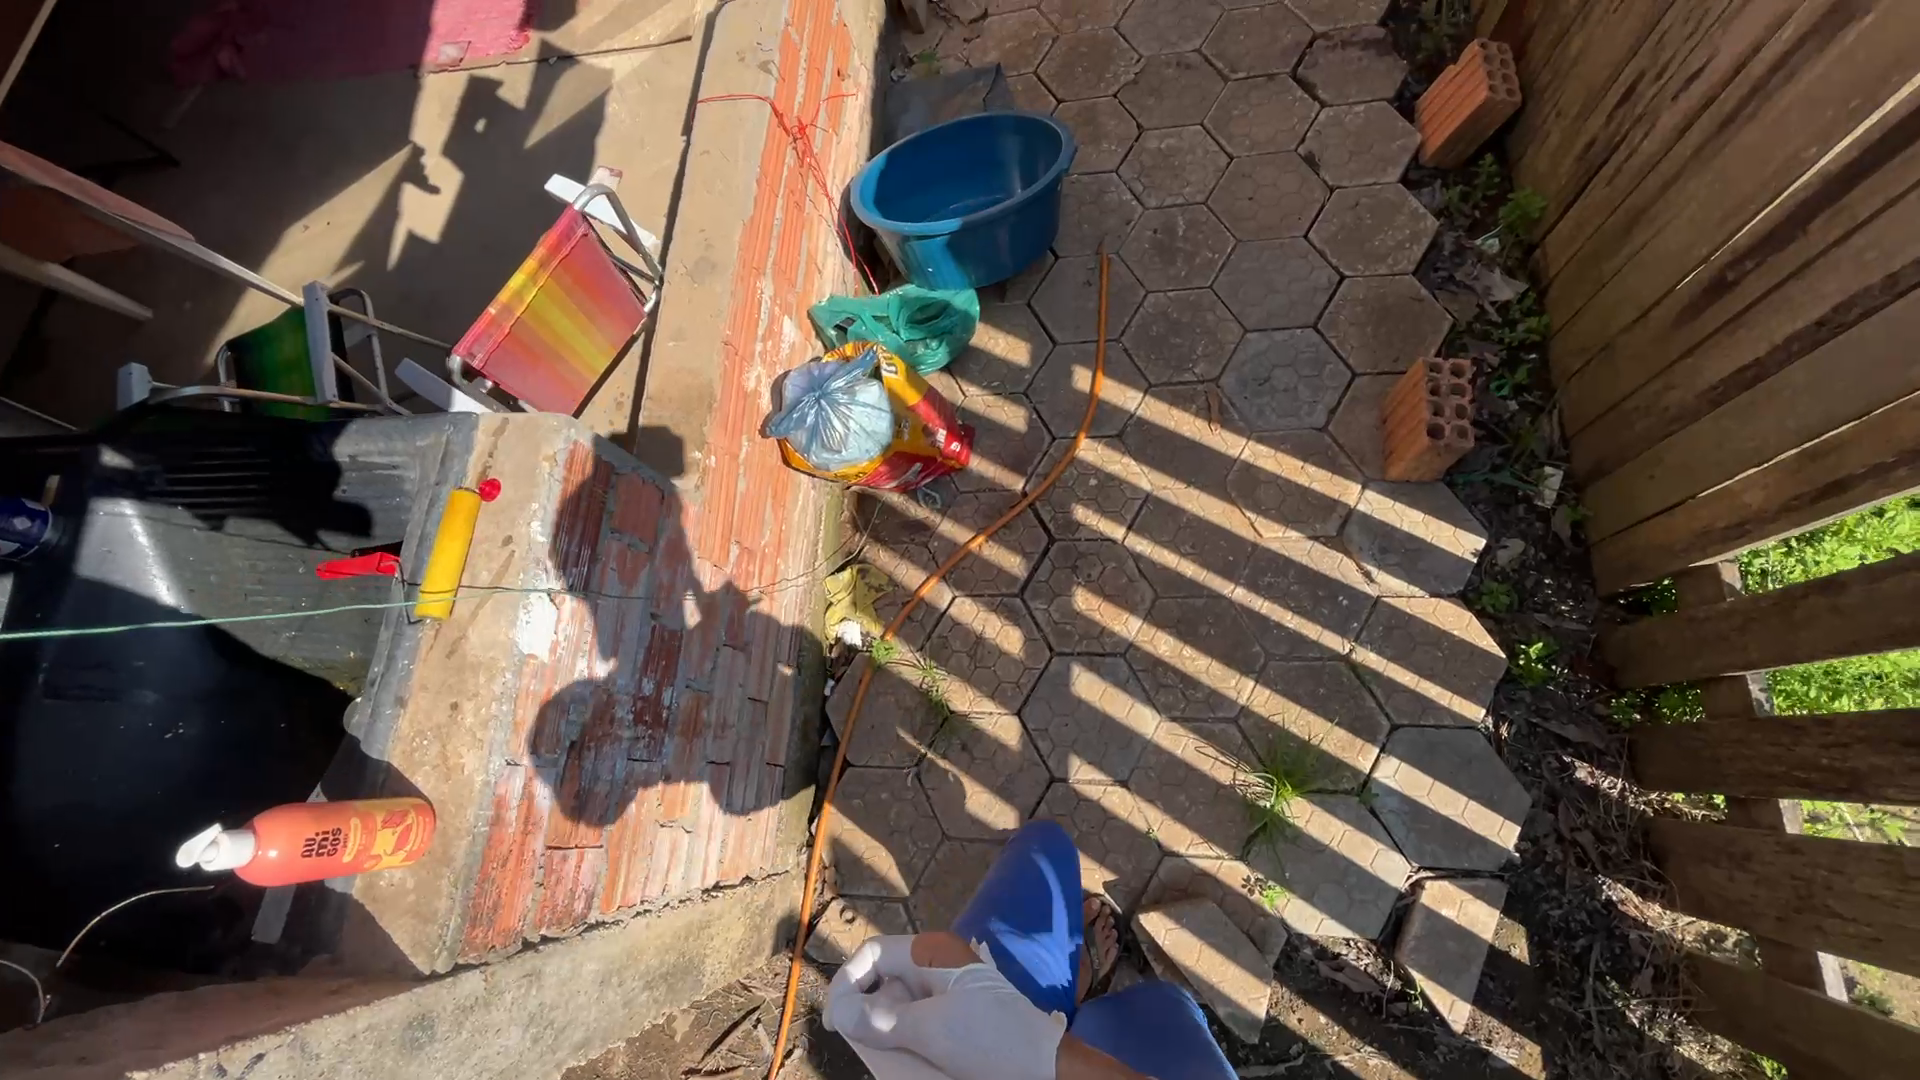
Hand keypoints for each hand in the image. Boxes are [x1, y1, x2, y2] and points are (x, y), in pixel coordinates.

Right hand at [824, 934, 1065, 1079]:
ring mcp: (945, 988)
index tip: (834, 1020)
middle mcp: (935, 962)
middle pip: (881, 976)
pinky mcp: (952, 1013)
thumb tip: (839, 1012)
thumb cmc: (990, 1039)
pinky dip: (900, 1036)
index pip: (873, 952)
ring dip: (881, 1026)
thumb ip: (881, 1021)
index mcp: (931, 951)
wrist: (1044, 1065)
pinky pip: (913, 1018)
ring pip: (895, 1001)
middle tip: (852, 1042)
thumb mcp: (930, 1031)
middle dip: (862, 1007)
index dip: (847, 981)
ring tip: (876, 1054)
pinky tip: (899, 1056)